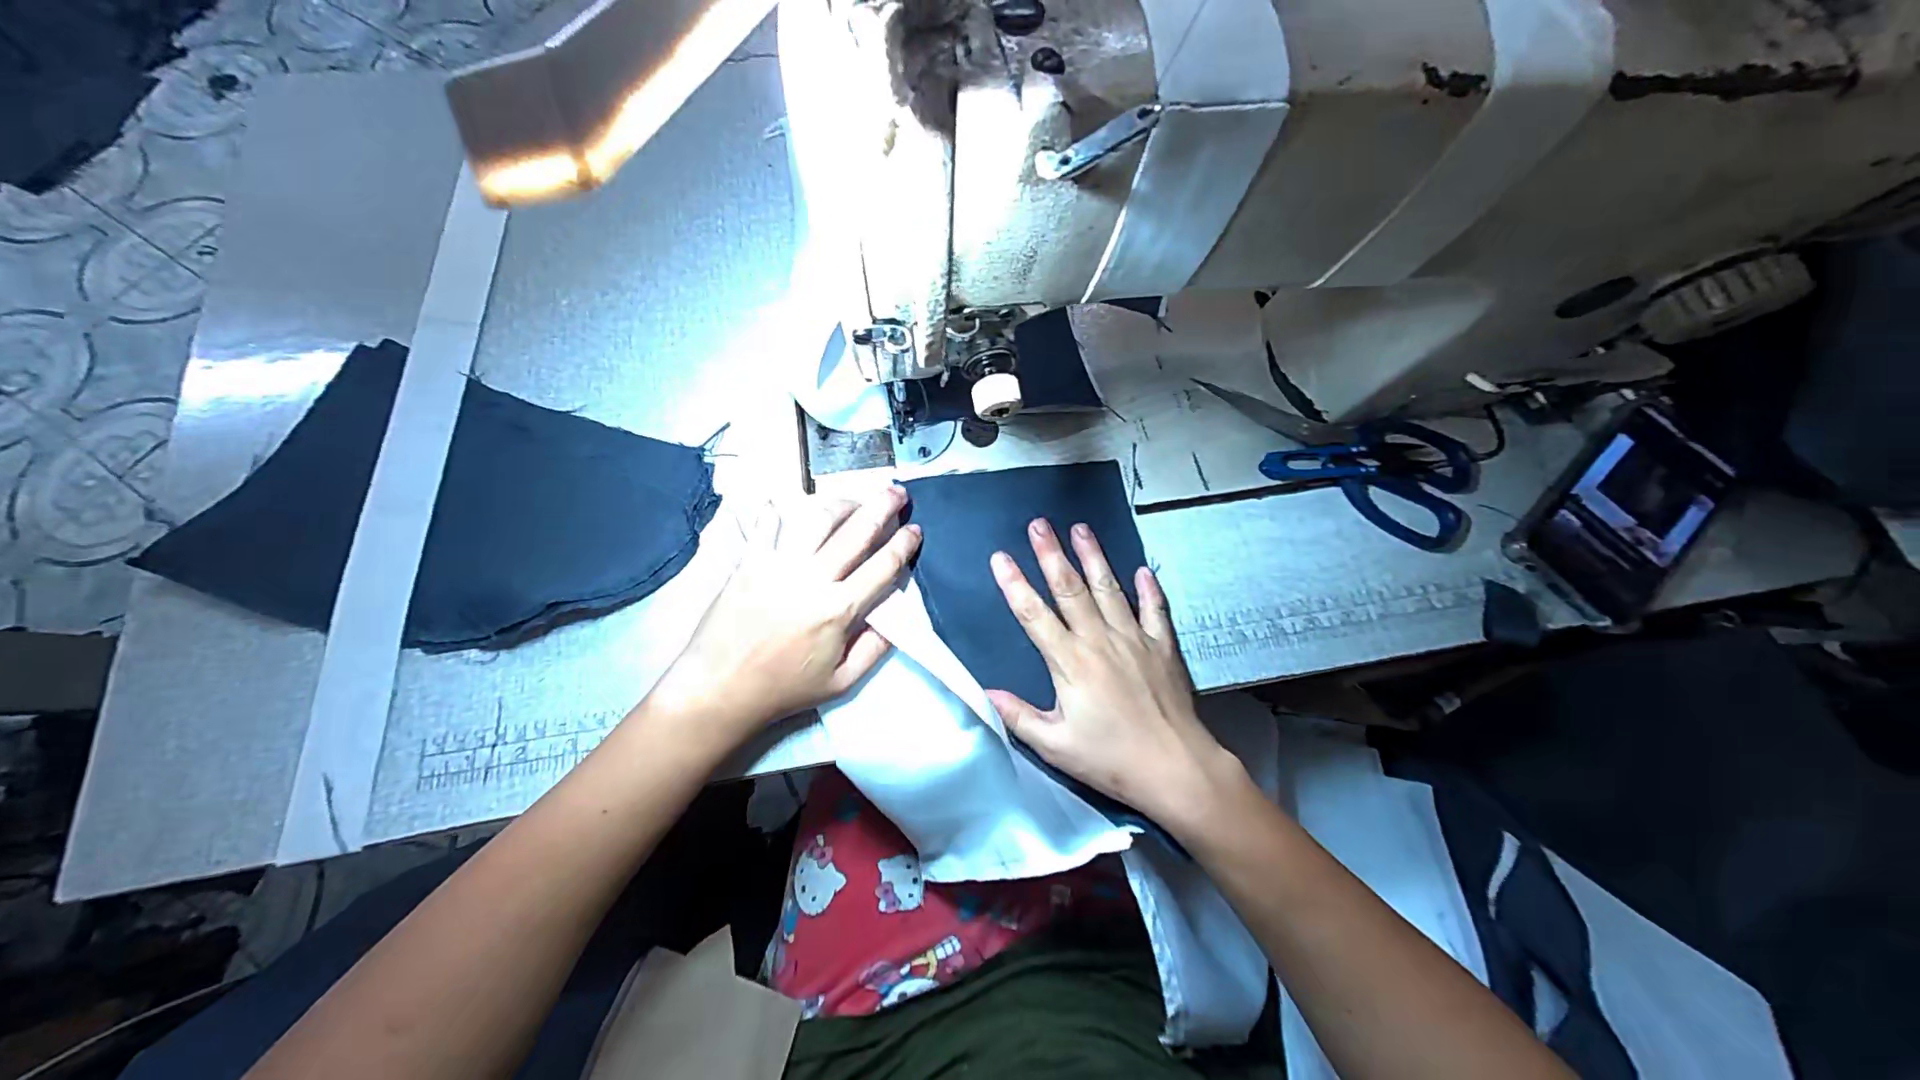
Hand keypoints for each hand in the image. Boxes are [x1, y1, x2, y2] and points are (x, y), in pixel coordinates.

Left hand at [645, 487, 921, 745]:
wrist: (719, 688)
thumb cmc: (783, 689)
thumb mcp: (842, 682)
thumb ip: (875, 649)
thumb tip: (894, 619)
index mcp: (839, 610)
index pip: (883, 566)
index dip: (904, 544)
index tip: (915, 529)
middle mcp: (813, 579)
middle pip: (857, 531)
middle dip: (883, 507)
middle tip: (897, 492)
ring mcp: (779, 565)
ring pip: (818, 519)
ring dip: (842, 503)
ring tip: (854, 501)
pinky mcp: (749, 562)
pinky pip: (767, 526)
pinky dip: (778, 511)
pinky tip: (786, 504)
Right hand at [985, 520, 1241, 833]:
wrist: (1176, 768)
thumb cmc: (1111, 759)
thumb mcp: (1055, 746)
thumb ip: (1019, 716)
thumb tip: (985, 693)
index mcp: (1070, 663)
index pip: (1034, 615)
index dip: (1014, 584)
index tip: (1000, 557)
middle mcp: (1100, 641)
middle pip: (1070, 590)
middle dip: (1051, 554)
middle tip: (1039, 524)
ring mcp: (1134, 641)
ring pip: (1109, 590)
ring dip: (1093, 557)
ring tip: (1081, 529)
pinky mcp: (1162, 648)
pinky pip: (1154, 611)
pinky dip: (1148, 589)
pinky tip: (1142, 570)